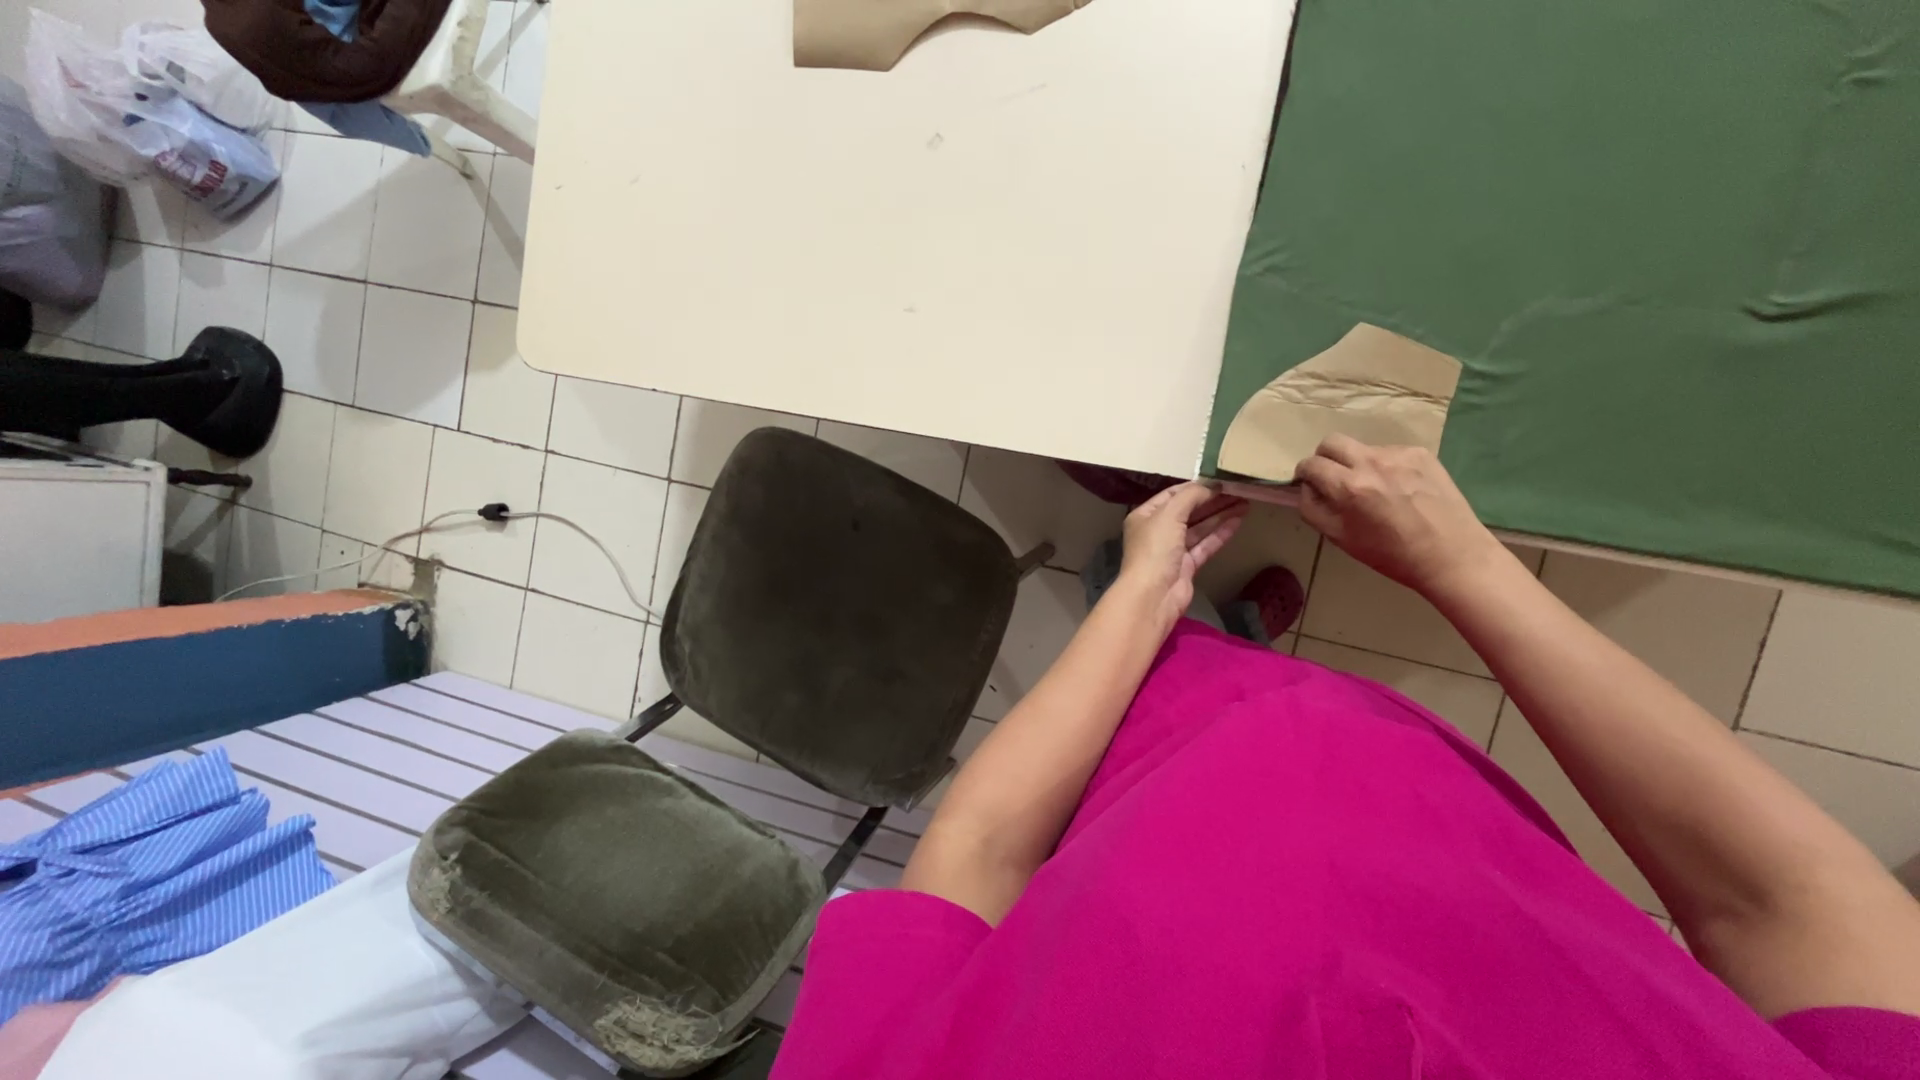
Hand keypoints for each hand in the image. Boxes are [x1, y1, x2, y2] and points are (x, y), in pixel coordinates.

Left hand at [1114, 482, 1247, 631]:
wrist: (1154, 596)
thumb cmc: (1155, 550)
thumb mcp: (1169, 514)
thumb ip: (1191, 496)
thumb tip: (1212, 485)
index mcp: (1145, 515)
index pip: (1172, 494)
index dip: (1196, 486)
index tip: (1220, 480)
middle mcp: (1157, 531)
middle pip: (1189, 510)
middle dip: (1212, 500)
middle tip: (1239, 490)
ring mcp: (1173, 550)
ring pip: (1199, 528)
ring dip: (1220, 515)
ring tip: (1245, 503)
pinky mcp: (1187, 566)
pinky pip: (1205, 545)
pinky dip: (1220, 533)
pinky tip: (1237, 521)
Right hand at [1294, 435, 1507, 598]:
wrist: (1451, 555)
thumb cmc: (1391, 554)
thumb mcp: (1340, 538)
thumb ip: (1313, 509)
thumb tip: (1308, 488)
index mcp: (1349, 487)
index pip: (1311, 464)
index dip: (1304, 474)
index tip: (1309, 483)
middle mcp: (1372, 462)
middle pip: (1332, 442)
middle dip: (1324, 457)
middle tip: (1333, 478)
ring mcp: (1399, 455)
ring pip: (1362, 447)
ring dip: (1357, 463)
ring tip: (1374, 488)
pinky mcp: (1421, 454)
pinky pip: (1389, 452)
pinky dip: (1385, 466)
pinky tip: (1398, 488)